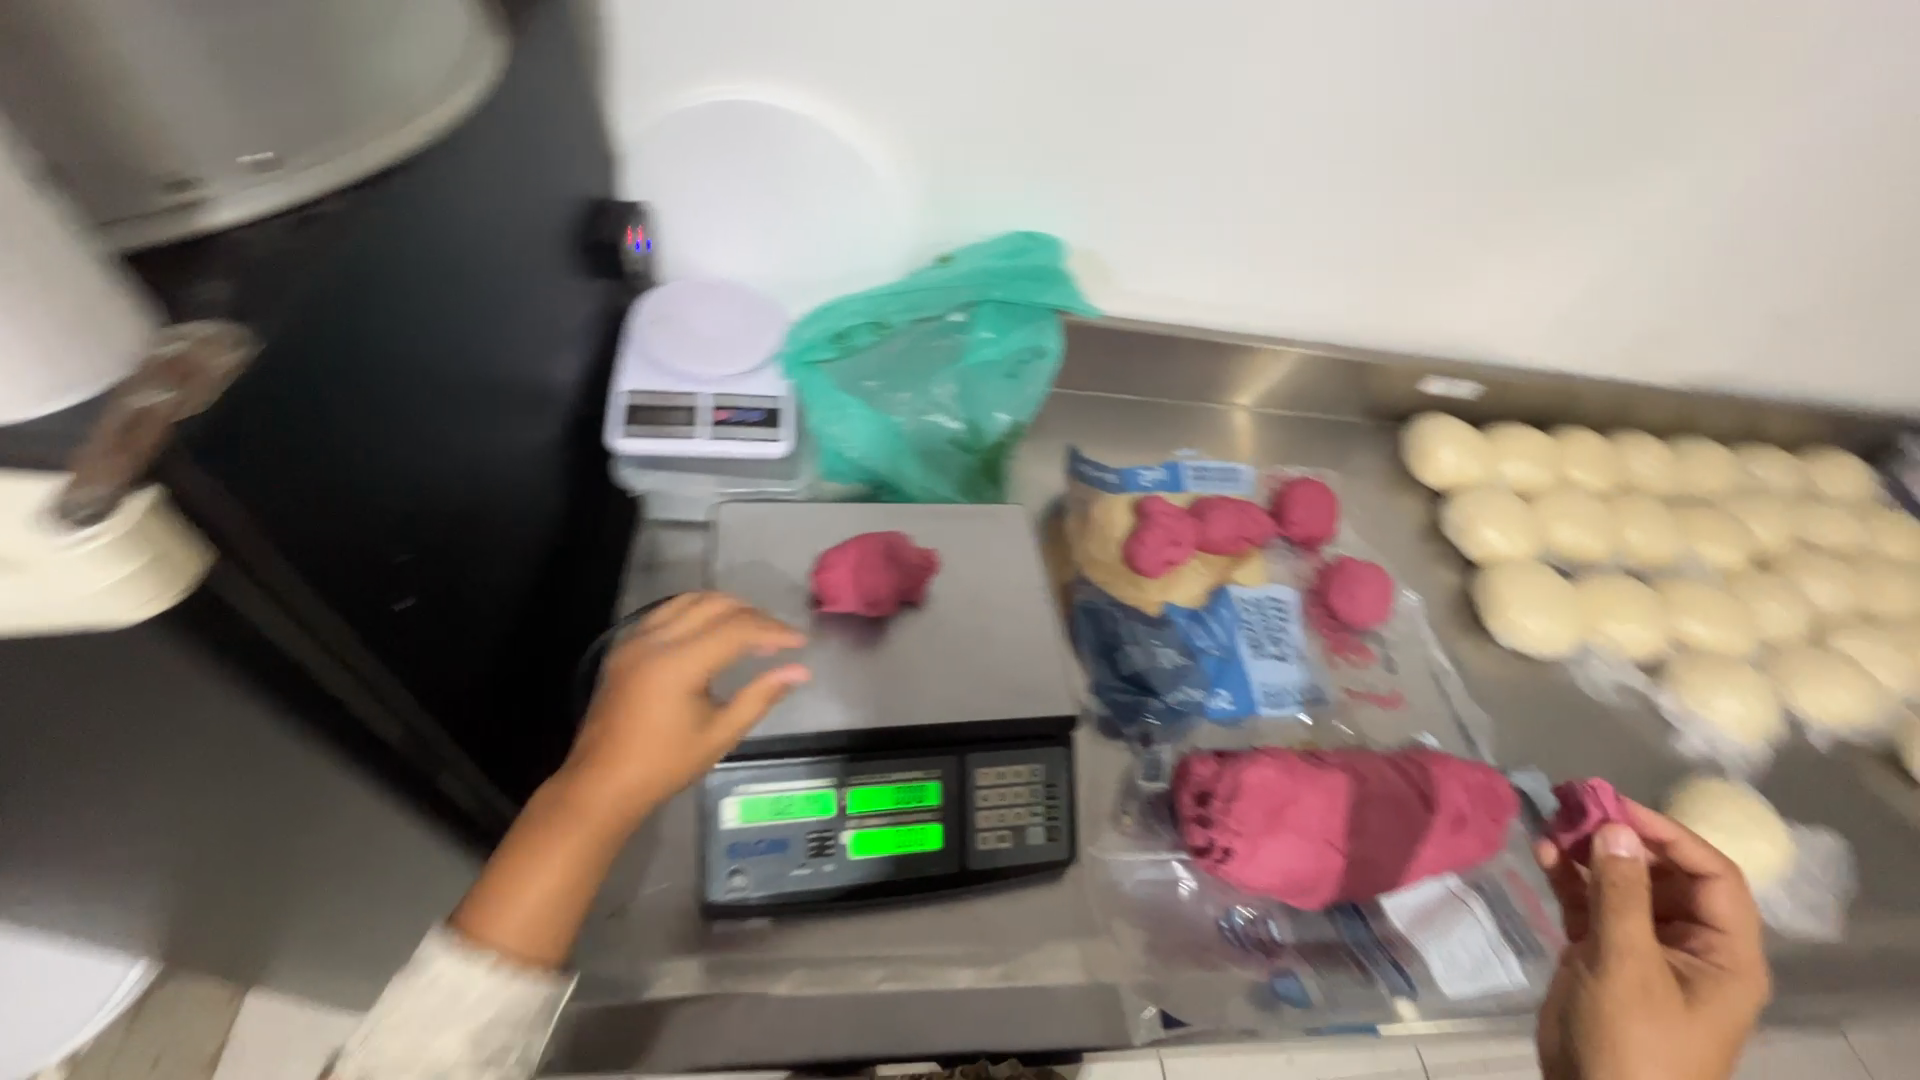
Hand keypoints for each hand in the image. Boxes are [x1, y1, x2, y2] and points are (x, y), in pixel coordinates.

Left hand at [557, 592, 808, 824]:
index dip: (773, 631)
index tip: (800, 642)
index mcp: (678, 665)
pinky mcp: (625, 646)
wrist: (601, 784)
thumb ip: (761, 696)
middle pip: (715, 605)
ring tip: (751, 628)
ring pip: (689, 600)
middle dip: (754, 615)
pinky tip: (713, 631)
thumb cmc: (664, 765)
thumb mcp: (720, 734)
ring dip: (726, 607)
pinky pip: (667, 611)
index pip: (737, 630)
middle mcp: (654, 641)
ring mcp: (635, 640)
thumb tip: (800, 671)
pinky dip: (697, 611)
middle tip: (779, 637)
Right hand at [1534, 800, 1770, 1079]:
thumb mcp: (1627, 965)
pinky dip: (1569, 877)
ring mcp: (1642, 947)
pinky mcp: (1602, 952)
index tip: (1613, 804)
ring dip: (1588, 853)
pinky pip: (1590, 902)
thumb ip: (1620, 894)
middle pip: (1662, 873)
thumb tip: (1615, 828)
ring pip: (1620, 883)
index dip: (1668, 834)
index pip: (1711, 875)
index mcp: (1724, 952)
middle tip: (1570, 804)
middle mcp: (1689, 943)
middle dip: (1619, 837)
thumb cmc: (1631, 1038)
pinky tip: (1544, 853)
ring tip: (1549, 822)